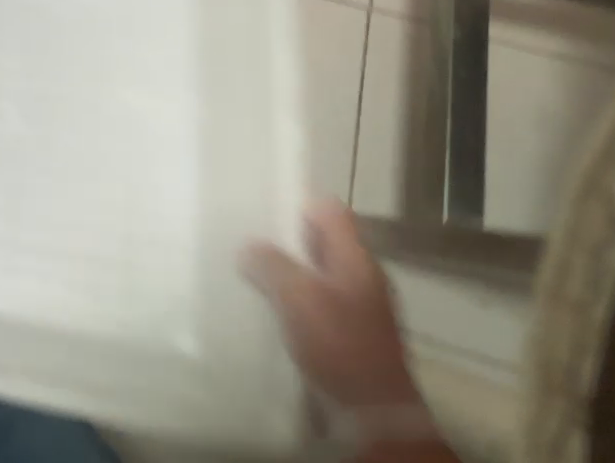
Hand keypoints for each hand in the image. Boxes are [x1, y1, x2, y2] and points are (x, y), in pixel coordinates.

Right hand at [240, 200, 422, 411]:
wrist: (371, 412)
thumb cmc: (338, 343)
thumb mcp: (297, 294)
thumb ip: (269, 262)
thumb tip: (249, 247)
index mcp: (357, 260)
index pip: (330, 211)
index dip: (297, 203)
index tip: (260, 206)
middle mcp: (360, 277)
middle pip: (319, 240)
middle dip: (282, 236)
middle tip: (244, 235)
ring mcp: (354, 306)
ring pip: (312, 271)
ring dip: (283, 269)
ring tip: (247, 268)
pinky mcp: (342, 332)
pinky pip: (310, 299)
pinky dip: (288, 296)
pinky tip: (264, 304)